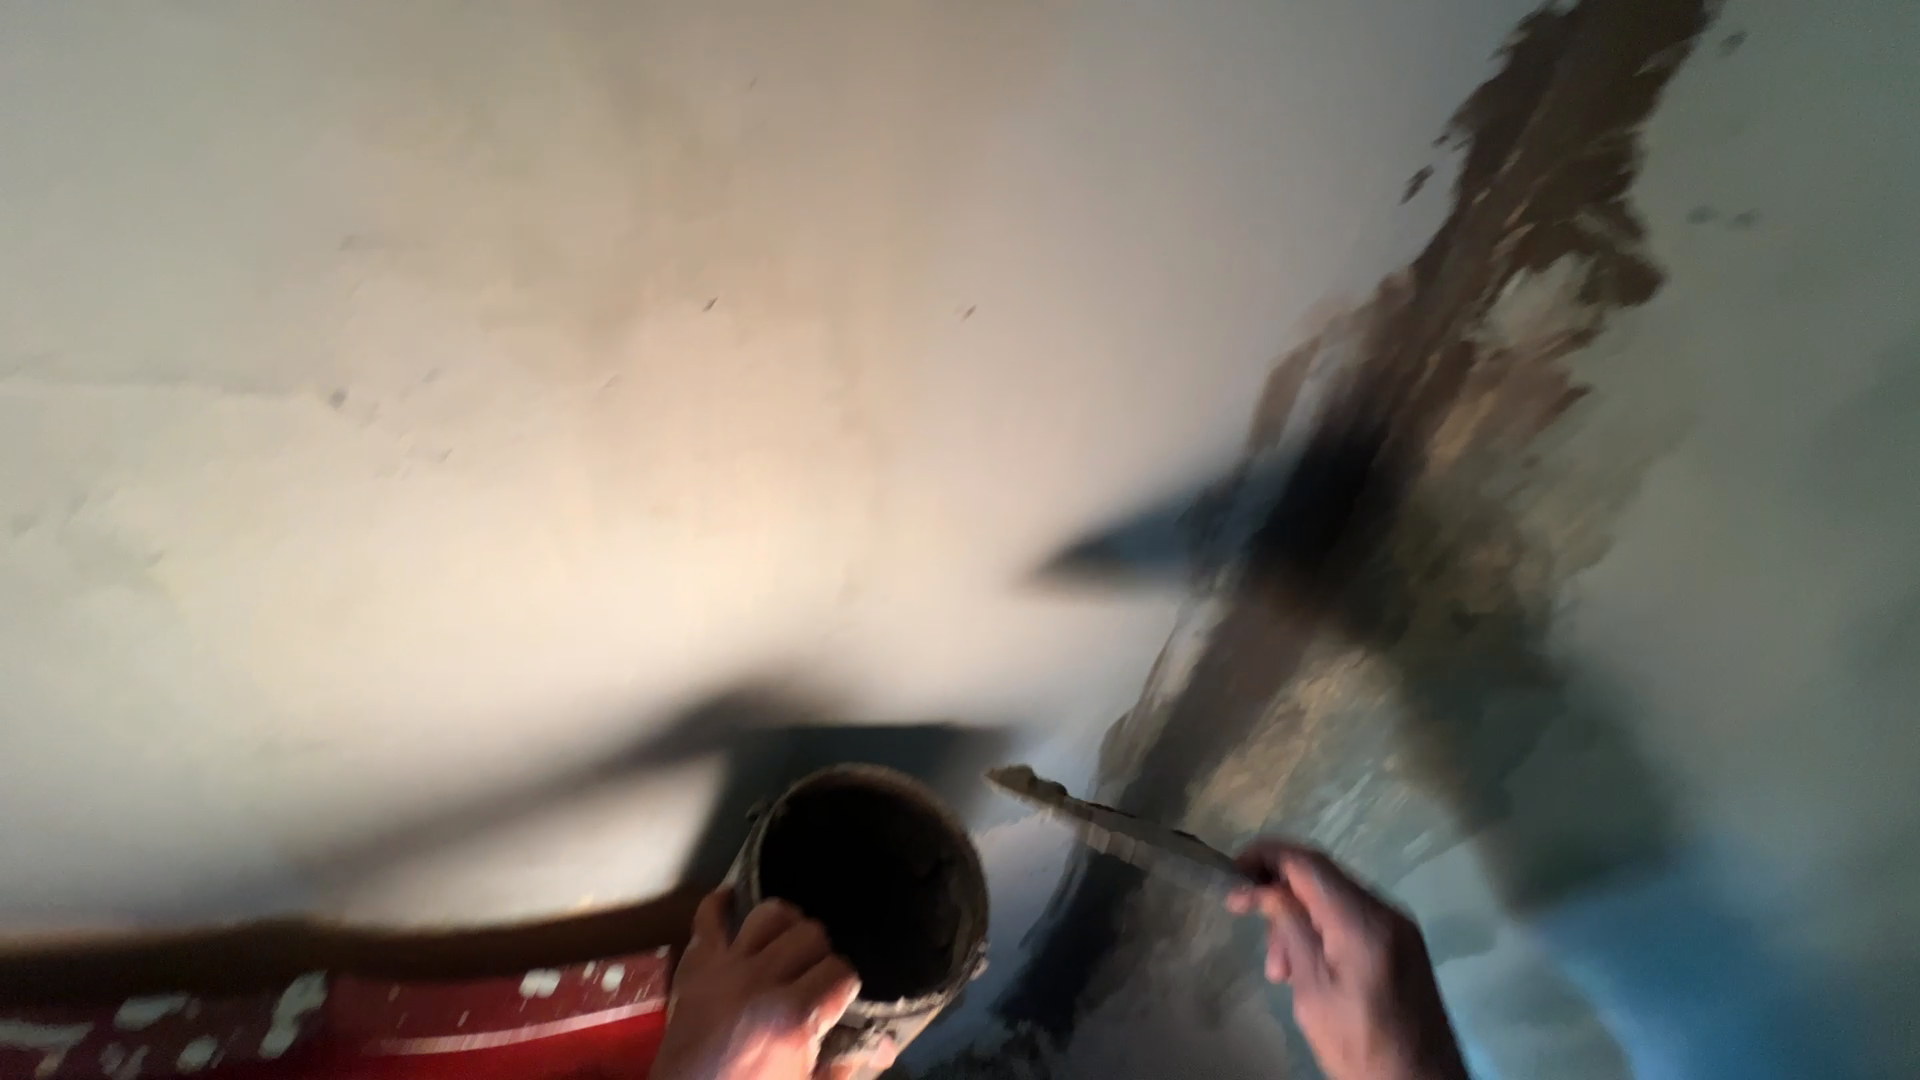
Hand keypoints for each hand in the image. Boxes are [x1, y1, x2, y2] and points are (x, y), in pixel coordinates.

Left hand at [652, 889, 862, 1079]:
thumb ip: (844, 1065)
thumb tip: (888, 1045)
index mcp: (792, 1017)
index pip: (841, 972)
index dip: (844, 986)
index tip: (836, 1001)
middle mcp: (761, 981)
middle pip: (811, 934)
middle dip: (819, 955)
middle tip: (811, 979)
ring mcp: (726, 967)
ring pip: (771, 913)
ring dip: (784, 928)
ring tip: (784, 948)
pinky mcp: (697, 965)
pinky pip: (709, 916)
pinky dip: (722, 904)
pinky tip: (735, 902)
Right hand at [1227, 841, 1468, 1079]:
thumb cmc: (1360, 1048)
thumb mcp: (1312, 990)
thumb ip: (1289, 927)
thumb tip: (1260, 885)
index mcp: (1362, 923)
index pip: (1305, 863)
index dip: (1264, 856)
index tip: (1231, 874)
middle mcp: (1386, 912)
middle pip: (1319, 875)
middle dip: (1279, 893)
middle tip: (1255, 931)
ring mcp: (1399, 927)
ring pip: (1332, 895)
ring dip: (1298, 915)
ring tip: (1282, 967)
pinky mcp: (1403, 943)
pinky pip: (1351, 915)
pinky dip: (1322, 927)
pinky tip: (1309, 964)